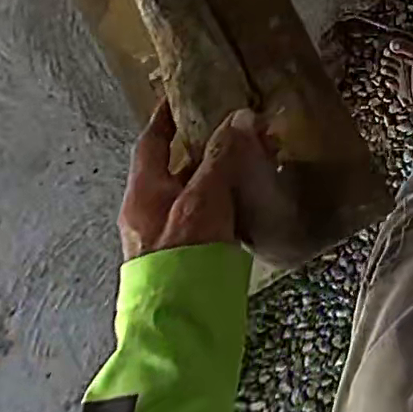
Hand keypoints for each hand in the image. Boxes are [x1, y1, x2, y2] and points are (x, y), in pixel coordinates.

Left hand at [119, 101, 269, 259]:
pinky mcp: (198, 242)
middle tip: (248, 120)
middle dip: (217, 138)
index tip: (180, 94)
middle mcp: (156, 207)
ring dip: (234, 161)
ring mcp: (177, 226)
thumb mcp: (202, 197)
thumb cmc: (183, 252)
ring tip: (268, 146)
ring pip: (206, 180)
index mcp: (144, 193)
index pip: (152, 143)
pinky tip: (263, 180)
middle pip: (185, 161)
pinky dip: (239, 186)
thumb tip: (241, 116)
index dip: (165, 116)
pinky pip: (219, 201)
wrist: (182, 318)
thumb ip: (221, 156)